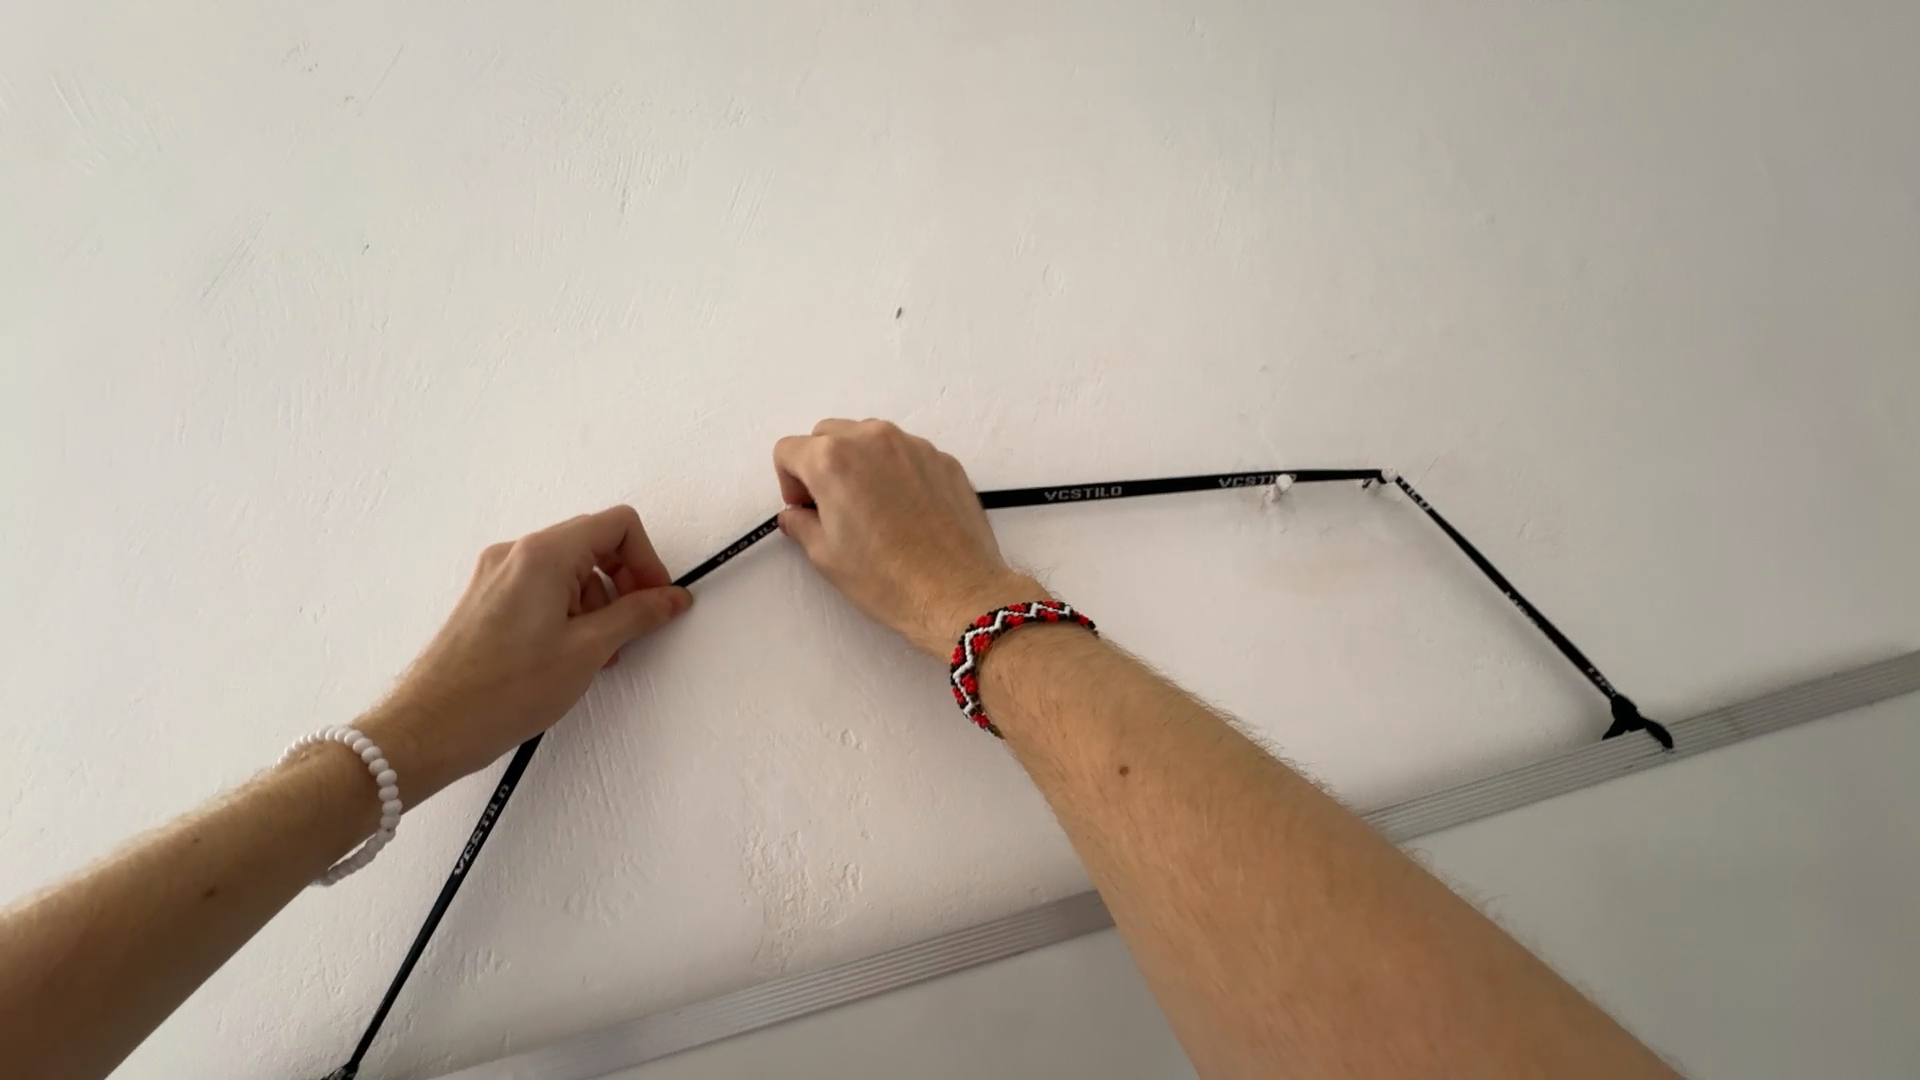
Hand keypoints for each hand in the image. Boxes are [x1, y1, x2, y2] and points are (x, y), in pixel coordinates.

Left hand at [360, 506, 692, 801]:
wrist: (429, 731)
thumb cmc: (499, 691)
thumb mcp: (590, 649)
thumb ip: (639, 614)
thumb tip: (671, 598)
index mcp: (543, 555)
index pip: (618, 526)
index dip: (648, 560)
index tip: (656, 597)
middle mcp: (517, 555)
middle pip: (596, 544)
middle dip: (626, 581)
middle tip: (637, 623)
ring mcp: (498, 577)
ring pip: (573, 568)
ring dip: (599, 602)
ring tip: (600, 649)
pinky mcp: (490, 601)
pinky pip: (546, 588)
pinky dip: (572, 611)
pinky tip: (574, 652)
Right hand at [774, 419, 1044, 656]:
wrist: (957, 594)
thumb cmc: (894, 580)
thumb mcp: (826, 556)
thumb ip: (801, 524)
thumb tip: (797, 516)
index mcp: (834, 460)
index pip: (789, 449)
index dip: (789, 482)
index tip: (804, 506)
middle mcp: (874, 440)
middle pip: (828, 435)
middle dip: (821, 466)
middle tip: (831, 507)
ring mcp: (914, 446)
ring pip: (869, 439)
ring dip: (860, 464)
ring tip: (871, 510)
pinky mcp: (944, 460)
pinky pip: (906, 454)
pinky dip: (896, 472)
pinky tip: (904, 512)